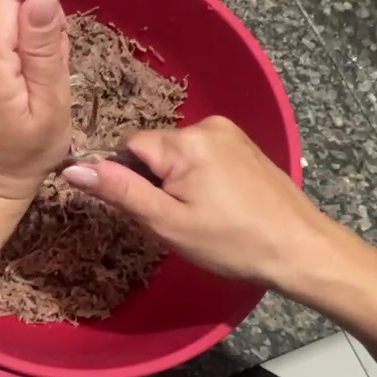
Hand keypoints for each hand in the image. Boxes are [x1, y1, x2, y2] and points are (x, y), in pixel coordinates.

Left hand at [0, 0, 71, 210]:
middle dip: (28, 26)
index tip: (49, 38)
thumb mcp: (51, 104)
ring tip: (29, 80)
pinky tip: (12, 82)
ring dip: (17, 39)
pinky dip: (3, 50)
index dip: (31, 5)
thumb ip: (44, 47)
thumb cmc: (26, 152)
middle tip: (44, 68)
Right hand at [61, 116, 335, 293]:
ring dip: (176, 180)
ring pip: (176, 154)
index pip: (129, 147)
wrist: (303, 251)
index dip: (128, 179)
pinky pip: (200, 154)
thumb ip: (119, 190)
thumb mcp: (167, 222)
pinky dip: (198, 177)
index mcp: (185, 141)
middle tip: (176, 219)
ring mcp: (229, 132)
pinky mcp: (244, 144)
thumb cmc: (232, 242)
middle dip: (154, 181)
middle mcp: (206, 125)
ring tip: (200, 215)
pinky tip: (217, 205)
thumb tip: (73, 167)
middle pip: (153, 149)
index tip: (147, 210)